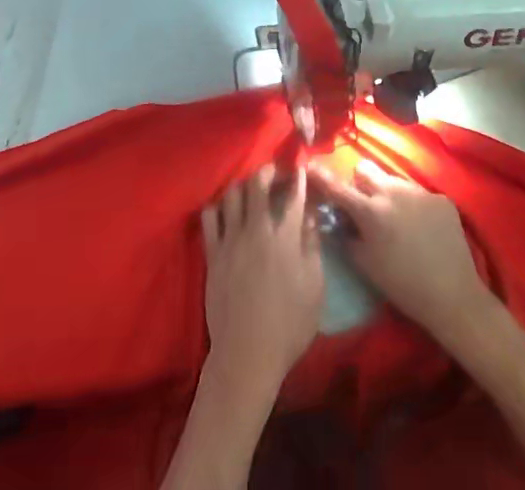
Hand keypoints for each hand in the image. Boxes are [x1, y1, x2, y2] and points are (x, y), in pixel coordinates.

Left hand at [199, 165, 324, 387]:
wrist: (247, 355)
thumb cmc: (290, 325)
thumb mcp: (315, 287)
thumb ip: (312, 246)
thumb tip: (310, 217)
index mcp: (284, 238)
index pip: (293, 195)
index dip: (298, 178)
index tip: (300, 169)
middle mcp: (255, 231)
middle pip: (256, 184)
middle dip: (268, 171)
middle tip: (275, 174)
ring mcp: (230, 242)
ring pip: (231, 195)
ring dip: (243, 186)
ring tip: (251, 190)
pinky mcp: (212, 255)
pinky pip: (209, 218)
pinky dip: (218, 206)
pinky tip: (225, 209)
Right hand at [308, 161, 493, 341]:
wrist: (452, 295)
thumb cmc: (402, 284)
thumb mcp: (364, 263)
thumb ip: (346, 234)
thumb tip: (339, 218)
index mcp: (371, 210)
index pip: (337, 186)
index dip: (320, 176)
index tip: (309, 166)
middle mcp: (395, 192)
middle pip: (366, 168)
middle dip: (359, 182)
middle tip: (363, 204)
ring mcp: (421, 192)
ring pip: (393, 180)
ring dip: (387, 193)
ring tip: (396, 220)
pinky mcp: (442, 198)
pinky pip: (418, 193)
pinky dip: (413, 206)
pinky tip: (421, 228)